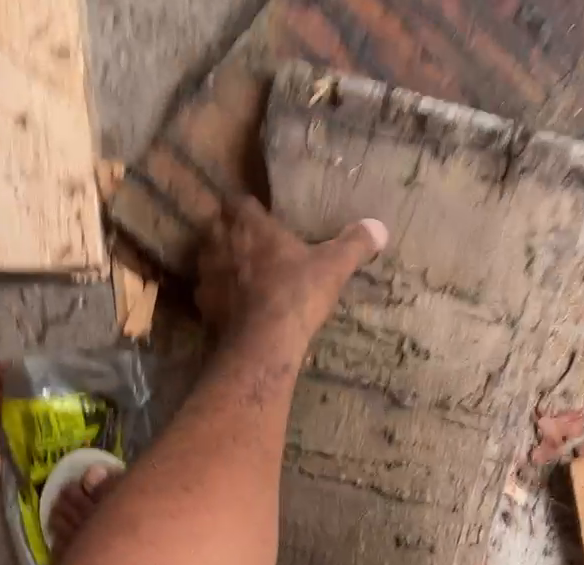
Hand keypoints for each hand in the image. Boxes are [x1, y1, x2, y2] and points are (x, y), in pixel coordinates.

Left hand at [195, 195, 387, 346]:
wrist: (263, 343)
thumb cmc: (297, 294)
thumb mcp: (334, 267)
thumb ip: (355, 244)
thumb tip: (380, 228)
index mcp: (250, 225)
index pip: (239, 201)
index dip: (249, 208)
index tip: (261, 217)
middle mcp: (221, 242)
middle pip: (216, 225)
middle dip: (230, 232)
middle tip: (251, 245)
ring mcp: (207, 274)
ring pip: (208, 258)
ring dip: (221, 263)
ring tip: (241, 276)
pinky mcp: (202, 305)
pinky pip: (207, 293)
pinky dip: (219, 297)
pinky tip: (234, 308)